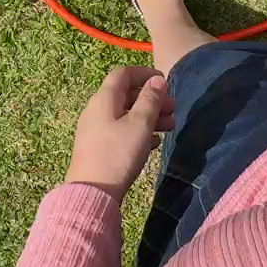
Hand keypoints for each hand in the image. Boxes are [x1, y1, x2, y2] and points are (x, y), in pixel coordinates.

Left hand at [65, 66, 174, 196]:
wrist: (93, 193)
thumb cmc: (119, 153)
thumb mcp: (140, 124)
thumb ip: (150, 99)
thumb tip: (157, 80)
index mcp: (104, 99)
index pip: (123, 74)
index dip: (144, 73)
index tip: (164, 82)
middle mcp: (97, 110)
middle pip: (127, 95)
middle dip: (152, 99)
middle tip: (173, 109)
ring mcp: (96, 129)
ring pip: (126, 114)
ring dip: (149, 116)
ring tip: (171, 126)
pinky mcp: (99, 147)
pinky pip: (122, 130)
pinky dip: (139, 131)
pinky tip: (155, 143)